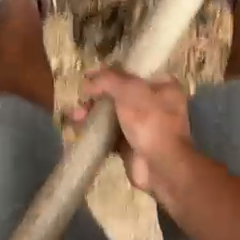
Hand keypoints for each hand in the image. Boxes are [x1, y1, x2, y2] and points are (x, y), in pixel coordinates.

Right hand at [73, 69, 195, 193]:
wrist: (160, 167)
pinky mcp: (131, 144)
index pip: (133, 72)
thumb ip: (108, 79)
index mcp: (163, 85)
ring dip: (93, 113)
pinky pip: (110, 133)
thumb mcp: (129, 90)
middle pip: (120, 93)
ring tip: (76, 116)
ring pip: (113, 114)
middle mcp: (155, 104)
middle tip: (81, 98)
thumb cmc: (150, 120)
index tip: (90, 75)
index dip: (111, 72)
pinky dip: (96, 131)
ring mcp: (143, 125)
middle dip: (97, 96)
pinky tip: (81, 129)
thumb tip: (89, 78)